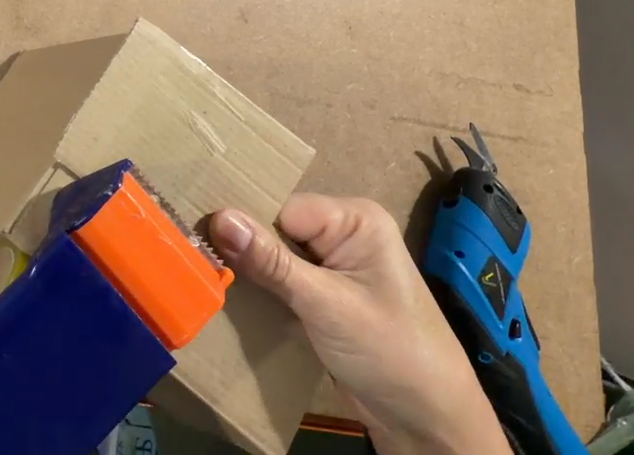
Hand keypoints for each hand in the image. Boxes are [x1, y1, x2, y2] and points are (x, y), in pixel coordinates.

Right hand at [209, 195, 510, 454]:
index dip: (247, 227)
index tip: (208, 245)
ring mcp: (334, 264)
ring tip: (214, 279)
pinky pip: (281, 278)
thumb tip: (219, 217)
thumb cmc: (392, 354)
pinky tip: (239, 298)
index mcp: (355, 218)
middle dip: (244, 248)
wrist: (430, 426)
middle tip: (203, 262)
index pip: (280, 208)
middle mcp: (344, 232)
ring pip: (273, 253)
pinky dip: (262, 289)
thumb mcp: (327, 305)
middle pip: (274, 226)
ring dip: (250, 272)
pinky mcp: (324, 294)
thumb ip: (271, 261)